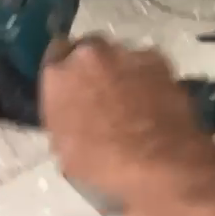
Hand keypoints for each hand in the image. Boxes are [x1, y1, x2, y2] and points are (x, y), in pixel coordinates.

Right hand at [39, 38, 214, 215]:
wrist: (160, 163)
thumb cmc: (104, 164)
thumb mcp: (64, 148)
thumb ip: (62, 116)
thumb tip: (71, 112)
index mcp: (58, 75)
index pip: (54, 56)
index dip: (66, 72)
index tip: (73, 86)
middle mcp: (89, 54)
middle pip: (88, 50)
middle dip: (94, 68)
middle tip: (103, 95)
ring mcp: (126, 53)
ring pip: (119, 55)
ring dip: (122, 71)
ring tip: (133, 101)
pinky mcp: (159, 59)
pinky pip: (147, 64)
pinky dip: (148, 78)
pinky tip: (154, 101)